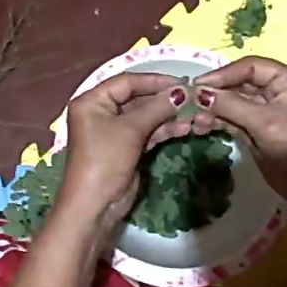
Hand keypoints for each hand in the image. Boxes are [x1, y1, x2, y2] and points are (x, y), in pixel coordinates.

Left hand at [57, 73, 192, 241]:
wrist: (95, 205)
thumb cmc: (106, 160)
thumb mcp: (131, 130)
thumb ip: (157, 107)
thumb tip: (182, 91)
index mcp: (92, 101)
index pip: (126, 82)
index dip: (155, 80)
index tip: (182, 82)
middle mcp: (101, 111)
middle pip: (137, 98)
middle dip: (164, 99)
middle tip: (192, 98)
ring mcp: (113, 130)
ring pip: (144, 116)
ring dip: (168, 115)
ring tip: (194, 114)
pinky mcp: (125, 147)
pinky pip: (146, 131)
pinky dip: (164, 129)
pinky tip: (185, 128)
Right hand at [191, 56, 286, 218]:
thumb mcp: (266, 124)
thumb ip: (231, 106)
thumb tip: (198, 93)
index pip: (251, 67)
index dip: (223, 74)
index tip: (198, 86)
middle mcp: (279, 91)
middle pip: (240, 84)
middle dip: (215, 94)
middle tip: (189, 103)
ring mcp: (268, 111)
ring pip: (234, 103)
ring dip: (213, 110)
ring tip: (194, 121)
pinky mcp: (258, 130)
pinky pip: (234, 119)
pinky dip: (218, 122)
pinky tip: (201, 127)